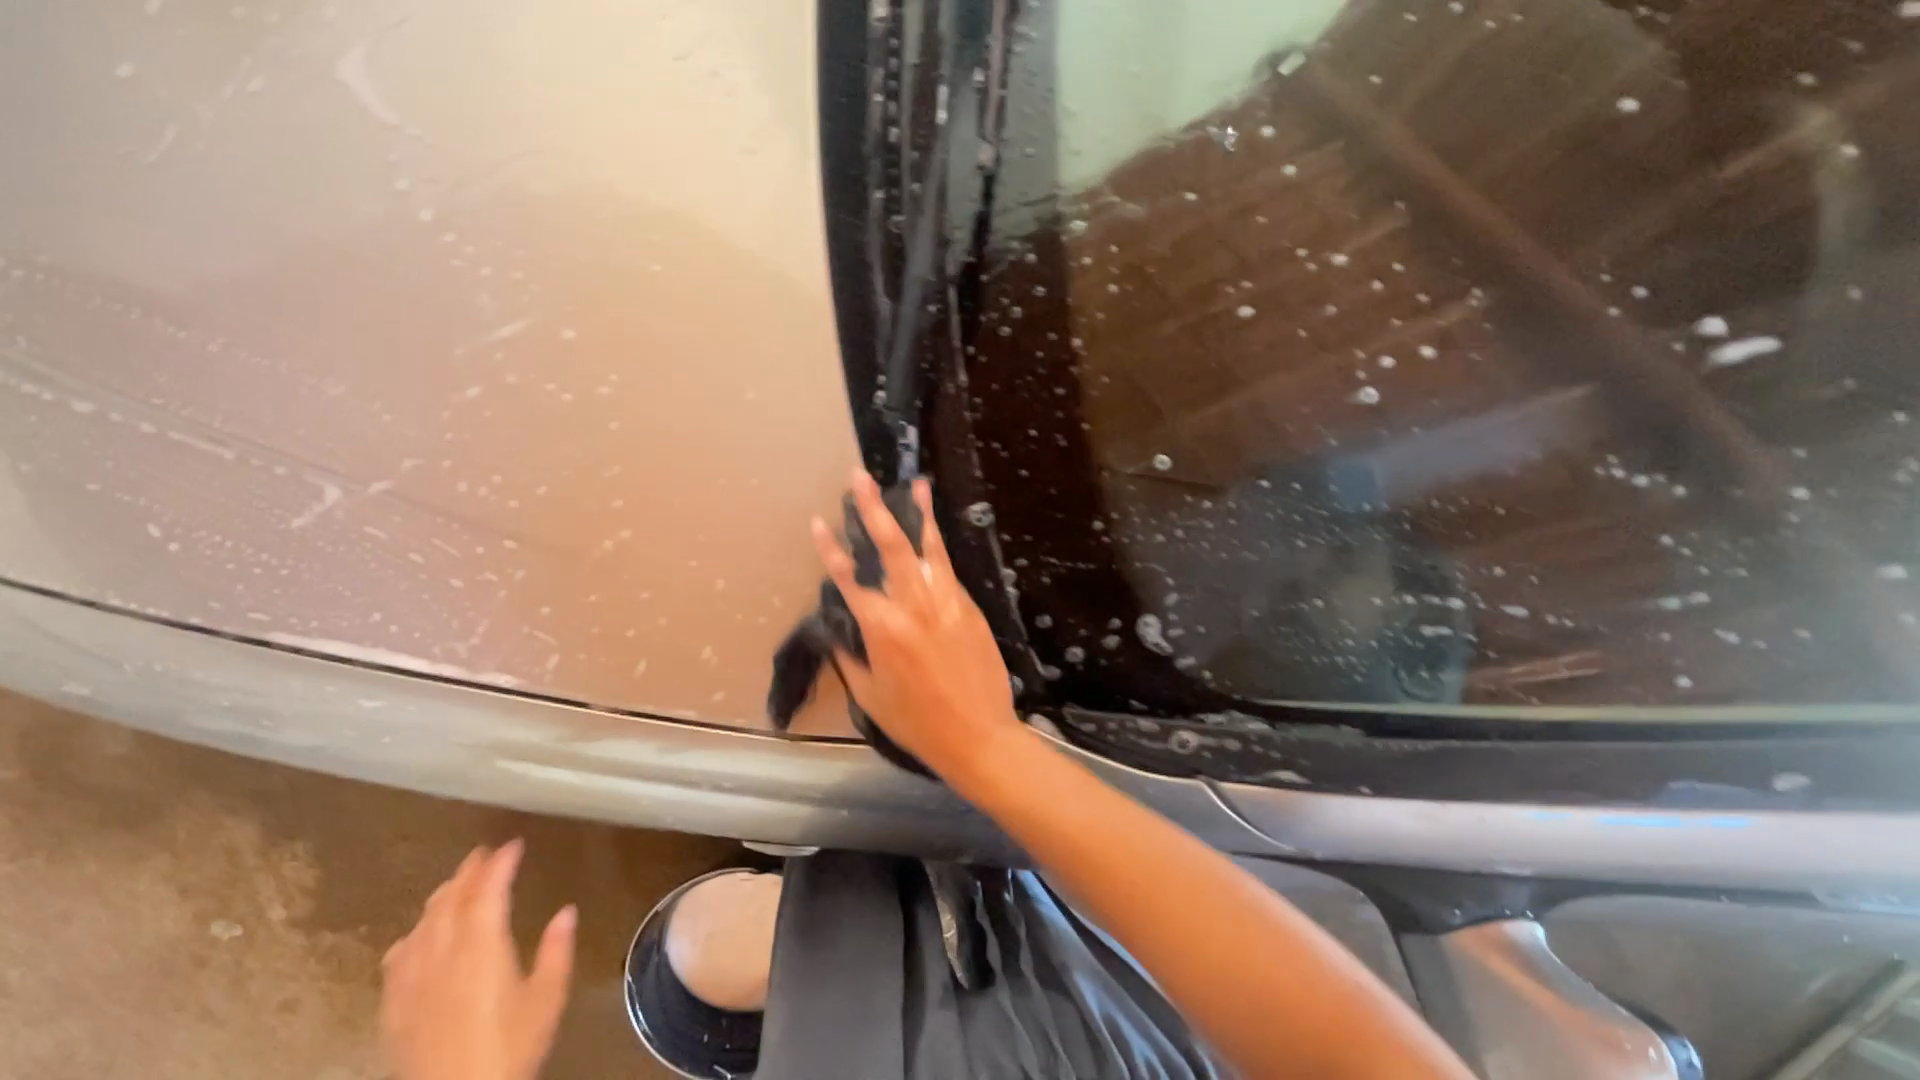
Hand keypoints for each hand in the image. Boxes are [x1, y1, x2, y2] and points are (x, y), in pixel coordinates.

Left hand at [380, 841, 575, 1079]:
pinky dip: (414, 933)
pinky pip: (399, 955)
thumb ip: (557, 951)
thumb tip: (566, 911)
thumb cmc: (510, 1047)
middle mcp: (443, 952)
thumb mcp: (547, 999)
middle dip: (468, 872)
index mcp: (482, 946)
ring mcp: (413, 977)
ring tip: (455, 885)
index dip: (500, 863)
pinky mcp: (394, 1003)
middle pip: (450, 900)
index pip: (488, 891)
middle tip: (483, 854)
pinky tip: (416, 937)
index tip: (514, 844)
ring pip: (423, 922)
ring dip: (441, 897)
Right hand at [811, 470, 1021, 782]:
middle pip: (891, 546)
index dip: (830, 549)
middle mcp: (913, 605)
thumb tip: (841, 629)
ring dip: (921, 515)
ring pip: (930, 549)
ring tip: (916, 485)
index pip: (849, 578)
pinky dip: (938, 550)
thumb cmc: (916, 722)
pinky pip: (949, 572)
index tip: (818, 522)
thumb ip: (852, 655)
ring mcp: (946, 603)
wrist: (978, 734)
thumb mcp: (870, 695)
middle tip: (861, 478)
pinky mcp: (969, 608)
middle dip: (873, 508)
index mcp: (881, 627)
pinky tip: (934, 534)